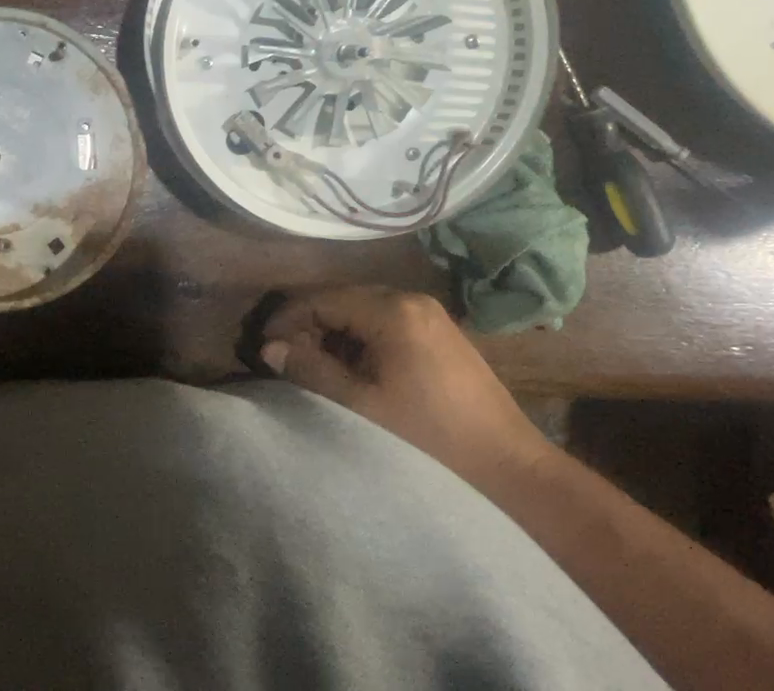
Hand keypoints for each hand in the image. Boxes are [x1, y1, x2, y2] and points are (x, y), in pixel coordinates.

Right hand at [261, 286, 549, 486]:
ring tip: (311, 370)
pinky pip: (384, 327)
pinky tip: (349, 374)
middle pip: (341, 300)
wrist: (511, 473)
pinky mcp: (441, 338)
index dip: (285, 321)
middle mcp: (412, 301)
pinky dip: (358, 343)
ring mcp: (431, 318)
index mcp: (392, 310)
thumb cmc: (429, 439)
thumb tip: (270, 348)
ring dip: (332, 336)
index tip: (262, 351)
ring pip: (362, 314)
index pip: (320, 299)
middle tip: (283, 361)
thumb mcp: (359, 406)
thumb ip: (311, 370)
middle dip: (306, 327)